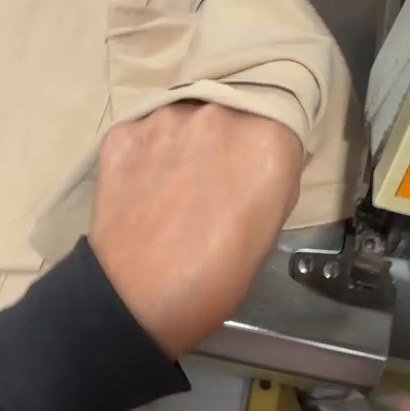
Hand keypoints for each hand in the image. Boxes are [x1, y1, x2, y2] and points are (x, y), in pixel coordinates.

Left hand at [89, 102, 304, 358]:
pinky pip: (146, 132)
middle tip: (217, 180)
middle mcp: (218, 113)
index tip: (261, 167)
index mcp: (268, 139)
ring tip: (177, 187)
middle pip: (233, 110)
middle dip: (229, 138)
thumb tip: (286, 155)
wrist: (136, 300)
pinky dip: (150, 153)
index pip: (282, 118)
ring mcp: (165, 118)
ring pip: (187, 117)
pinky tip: (147, 188)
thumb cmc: (217, 279)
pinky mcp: (123, 131)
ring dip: (187, 143)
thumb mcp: (268, 233)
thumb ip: (279, 182)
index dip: (271, 145)